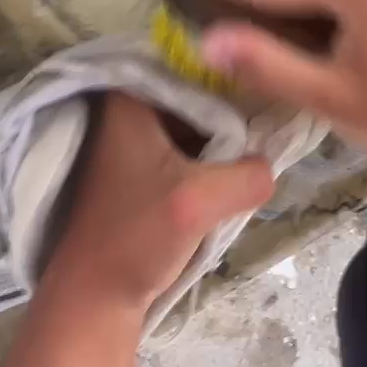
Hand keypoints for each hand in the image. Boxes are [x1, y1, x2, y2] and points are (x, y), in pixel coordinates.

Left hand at [39, 92, 273, 314]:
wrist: (94, 300)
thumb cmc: (135, 240)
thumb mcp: (199, 202)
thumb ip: (249, 174)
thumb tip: (271, 164)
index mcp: (130, 97)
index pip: (197, 65)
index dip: (234, 77)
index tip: (267, 91)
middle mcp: (129, 105)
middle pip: (200, 90)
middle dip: (233, 108)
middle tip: (269, 122)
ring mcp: (136, 135)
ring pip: (199, 117)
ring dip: (226, 135)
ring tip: (257, 145)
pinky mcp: (145, 163)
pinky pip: (191, 141)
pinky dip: (213, 153)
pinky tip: (236, 167)